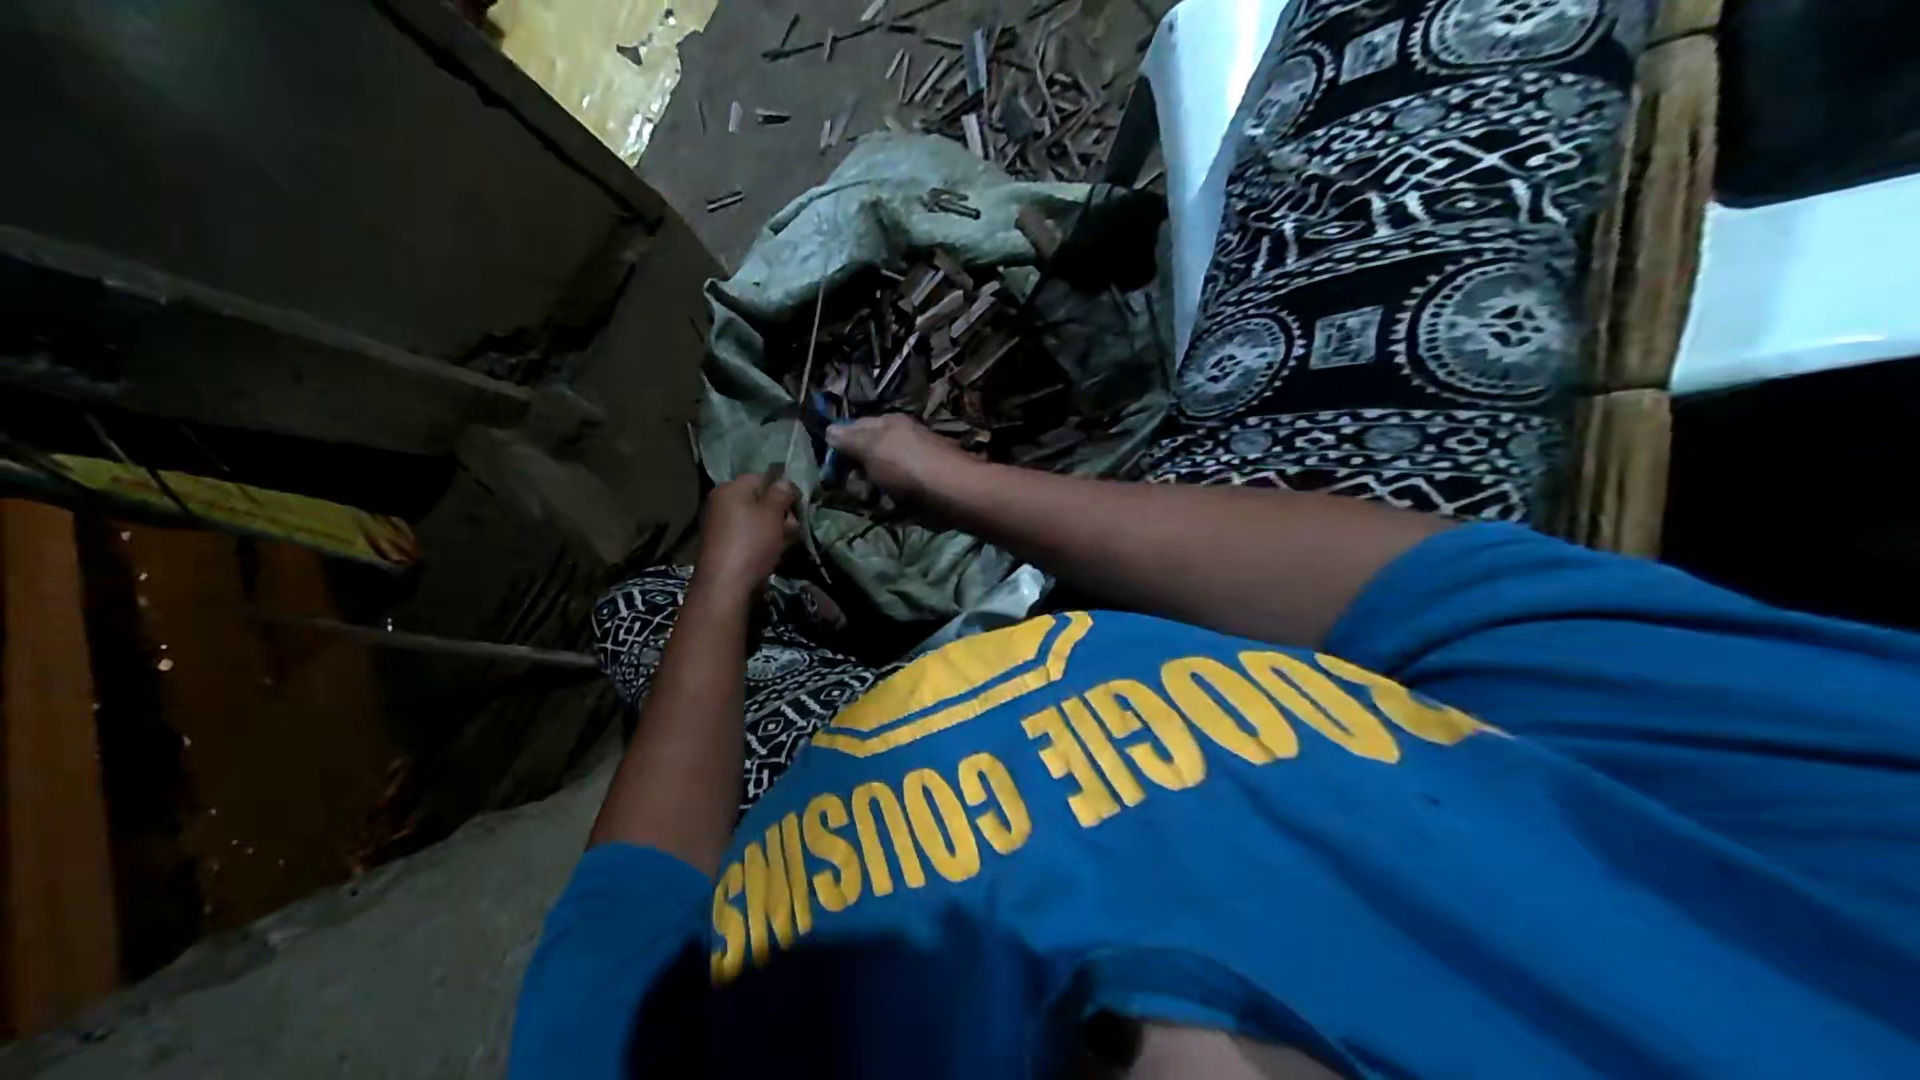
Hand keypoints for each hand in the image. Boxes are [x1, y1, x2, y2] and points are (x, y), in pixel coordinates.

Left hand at [692, 473, 797, 597]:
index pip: (762, 478)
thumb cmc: (752, 542)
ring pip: (756, 519)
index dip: (783, 489)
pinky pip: (748, 535)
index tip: (797, 506)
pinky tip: (773, 552)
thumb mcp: (773, 513)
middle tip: (793, 527)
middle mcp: (721, 502)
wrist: (726, 584)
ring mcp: (720, 524)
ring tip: (786, 542)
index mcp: (730, 489)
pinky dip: (762, 540)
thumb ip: (781, 494)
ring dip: (774, 528)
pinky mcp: (723, 544)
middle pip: (759, 500)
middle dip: (780, 512)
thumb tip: (784, 482)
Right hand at [825, 415, 978, 502]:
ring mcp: (911, 467)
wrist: (953, 494)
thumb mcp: (871, 447)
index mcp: (888, 424)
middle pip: (864, 459)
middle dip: (857, 478)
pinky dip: (891, 505)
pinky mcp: (919, 490)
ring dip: (873, 495)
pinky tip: (895, 511)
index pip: (853, 429)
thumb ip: (847, 439)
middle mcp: (899, 441)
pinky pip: (894, 497)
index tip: (834, 470)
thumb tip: (829, 430)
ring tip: (880, 503)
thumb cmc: (907, 466)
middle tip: (862, 490)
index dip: (840, 449)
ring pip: (877, 482)